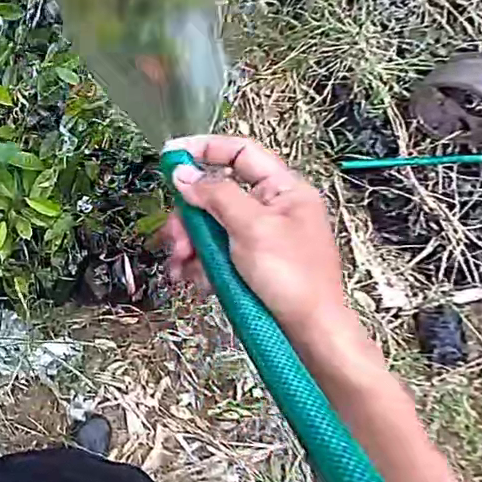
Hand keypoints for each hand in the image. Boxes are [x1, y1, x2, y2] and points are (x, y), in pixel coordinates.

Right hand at [159, 135, 348, 339]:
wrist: (310, 332)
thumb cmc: (294, 278)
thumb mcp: (251, 228)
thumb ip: (215, 195)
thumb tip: (183, 173)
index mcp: (283, 189)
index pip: (240, 151)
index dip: (204, 149)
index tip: (171, 156)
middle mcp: (271, 207)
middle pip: (216, 193)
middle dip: (189, 214)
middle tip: (175, 234)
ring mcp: (259, 235)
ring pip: (210, 225)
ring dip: (189, 243)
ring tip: (180, 264)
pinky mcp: (248, 261)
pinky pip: (215, 251)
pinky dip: (199, 262)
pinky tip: (191, 277)